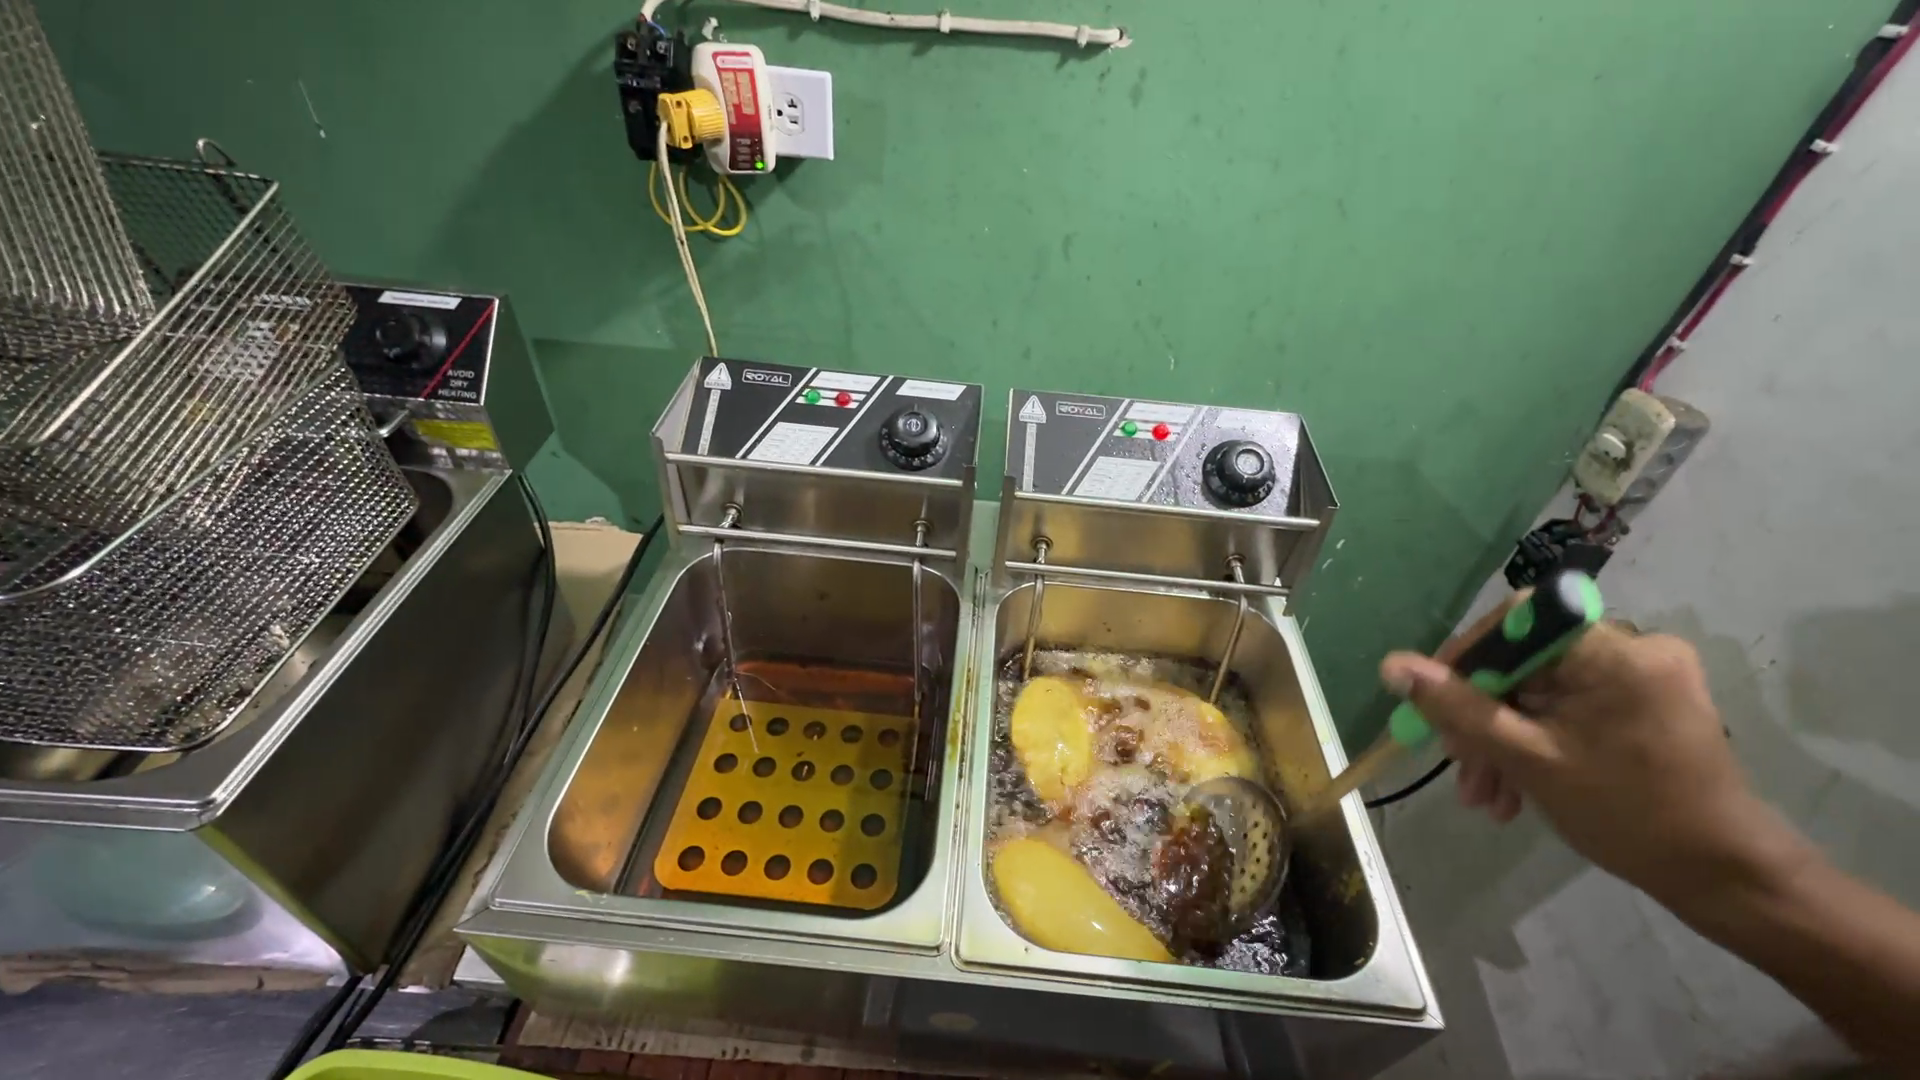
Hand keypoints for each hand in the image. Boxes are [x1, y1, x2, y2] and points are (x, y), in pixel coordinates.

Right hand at [1380, 603, 1808, 908]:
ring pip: (1542, 691)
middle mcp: (1634, 649)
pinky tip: (1513, 787)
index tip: (1434, 700)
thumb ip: (1456, 706)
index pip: (1515, 621)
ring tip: (1481, 793)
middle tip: (1454, 760)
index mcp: (1614, 652)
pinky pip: (1568, 707)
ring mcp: (1643, 678)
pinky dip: (1536, 740)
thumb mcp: (1525, 758)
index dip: (1464, 655)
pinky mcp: (1645, 704)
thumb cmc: (1627, 814)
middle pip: (1525, 662)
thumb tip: (1392, 665)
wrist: (1725, 878)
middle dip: (1482, 714)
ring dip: (1503, 737)